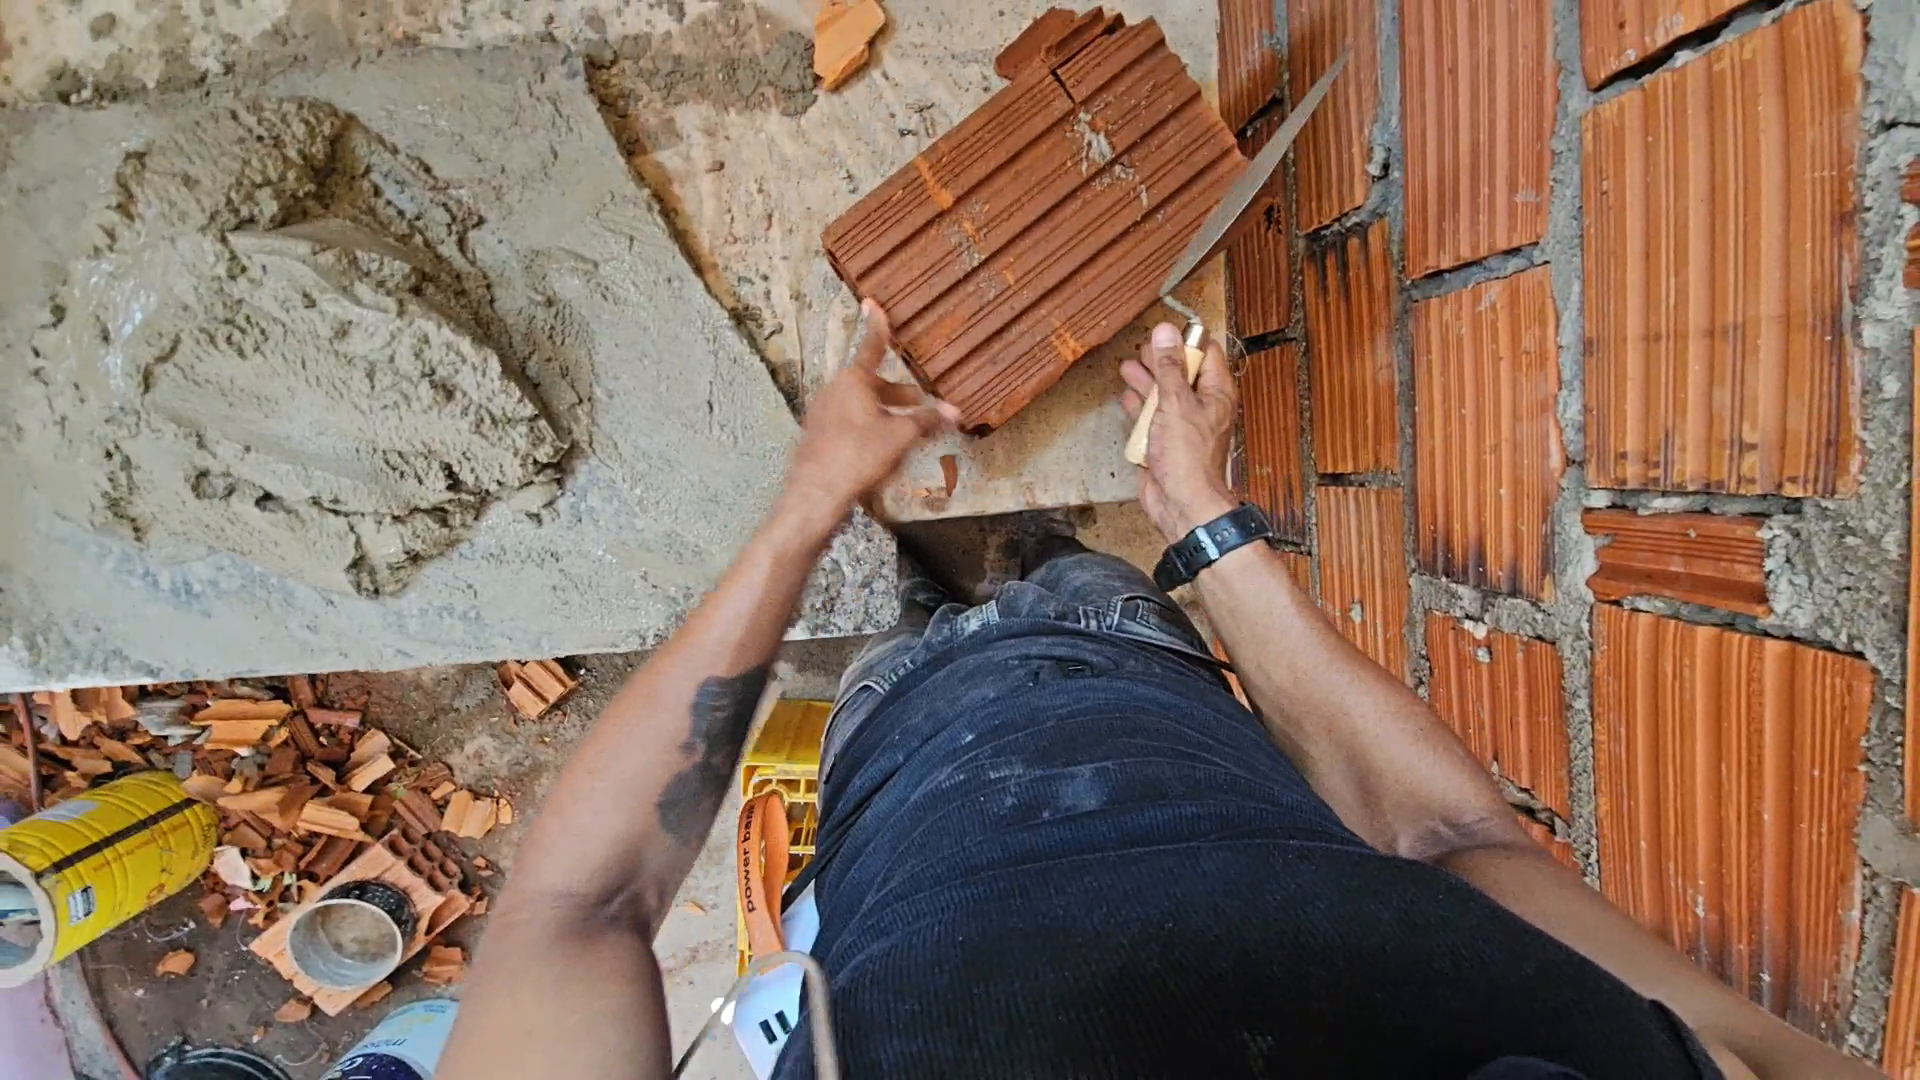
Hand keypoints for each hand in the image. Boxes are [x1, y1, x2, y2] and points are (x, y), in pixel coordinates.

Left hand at [781, 299, 958, 532]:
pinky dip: (867, 428)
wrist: (817, 493)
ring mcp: (821, 413)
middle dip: (896, 392)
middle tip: (918, 402)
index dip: (878, 325)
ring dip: (883, 413)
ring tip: (903, 433)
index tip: (872, 302)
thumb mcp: (900, 437)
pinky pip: (848, 423)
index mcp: (853, 380)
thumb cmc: (859, 456)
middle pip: (871, 383)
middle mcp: (834, 389)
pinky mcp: (817, 436)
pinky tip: (878, 452)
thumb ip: (926, 421)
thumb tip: (955, 411)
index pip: (872, 345)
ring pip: (860, 405)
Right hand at [1120, 322, 1238, 542]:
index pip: (1205, 353)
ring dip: (1145, 382)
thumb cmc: (1187, 458)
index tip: (1163, 334)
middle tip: (1142, 348)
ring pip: (1163, 396)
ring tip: (1127, 368)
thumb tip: (1165, 332)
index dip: (1185, 341)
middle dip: (1160, 360)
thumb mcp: (1175, 403)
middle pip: (1181, 373)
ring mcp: (1182, 425)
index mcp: (1216, 393)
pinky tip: (1127, 399)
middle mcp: (1202, 407)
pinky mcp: (1165, 442)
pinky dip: (1139, 409)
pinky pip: (1152, 420)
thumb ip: (1168, 367)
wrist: (1180, 502)